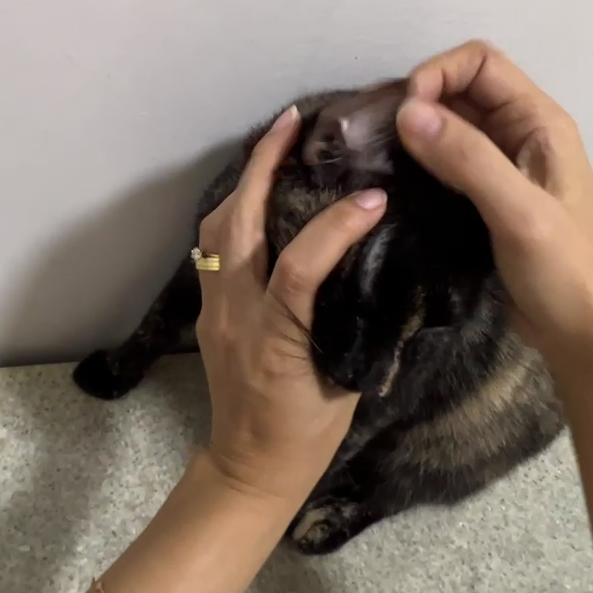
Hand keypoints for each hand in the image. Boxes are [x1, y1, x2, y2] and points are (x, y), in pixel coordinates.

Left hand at [192, 105, 388, 504]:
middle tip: (292, 124)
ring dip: (243, 182)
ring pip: (215, 229)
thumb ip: (360, 323)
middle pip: (234, 227)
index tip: (373, 198)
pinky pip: (214, 247)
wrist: (248, 467)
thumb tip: (386, 268)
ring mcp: (212, 310)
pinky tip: (259, 195)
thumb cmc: (304, 434)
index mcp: (274, 341)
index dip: (335, 227)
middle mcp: (233, 315)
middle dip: (260, 167)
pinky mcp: (206, 310)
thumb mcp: (346, 382)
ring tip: (276, 148)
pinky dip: (236, 212)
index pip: (299, 269)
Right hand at [393, 41, 592, 361]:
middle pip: (460, 91)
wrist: (590, 338)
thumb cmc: (567, 274)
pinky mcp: (485, 199)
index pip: (481, 62)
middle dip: (418, 102)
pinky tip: (395, 183)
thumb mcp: (520, 212)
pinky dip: (419, 163)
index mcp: (539, 123)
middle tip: (377, 138)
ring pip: (449, 127)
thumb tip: (407, 111)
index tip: (402, 113)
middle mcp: (519, 135)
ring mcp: (502, 168)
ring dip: (414, 133)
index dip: (437, 73)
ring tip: (377, 157)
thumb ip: (468, 159)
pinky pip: (446, 163)